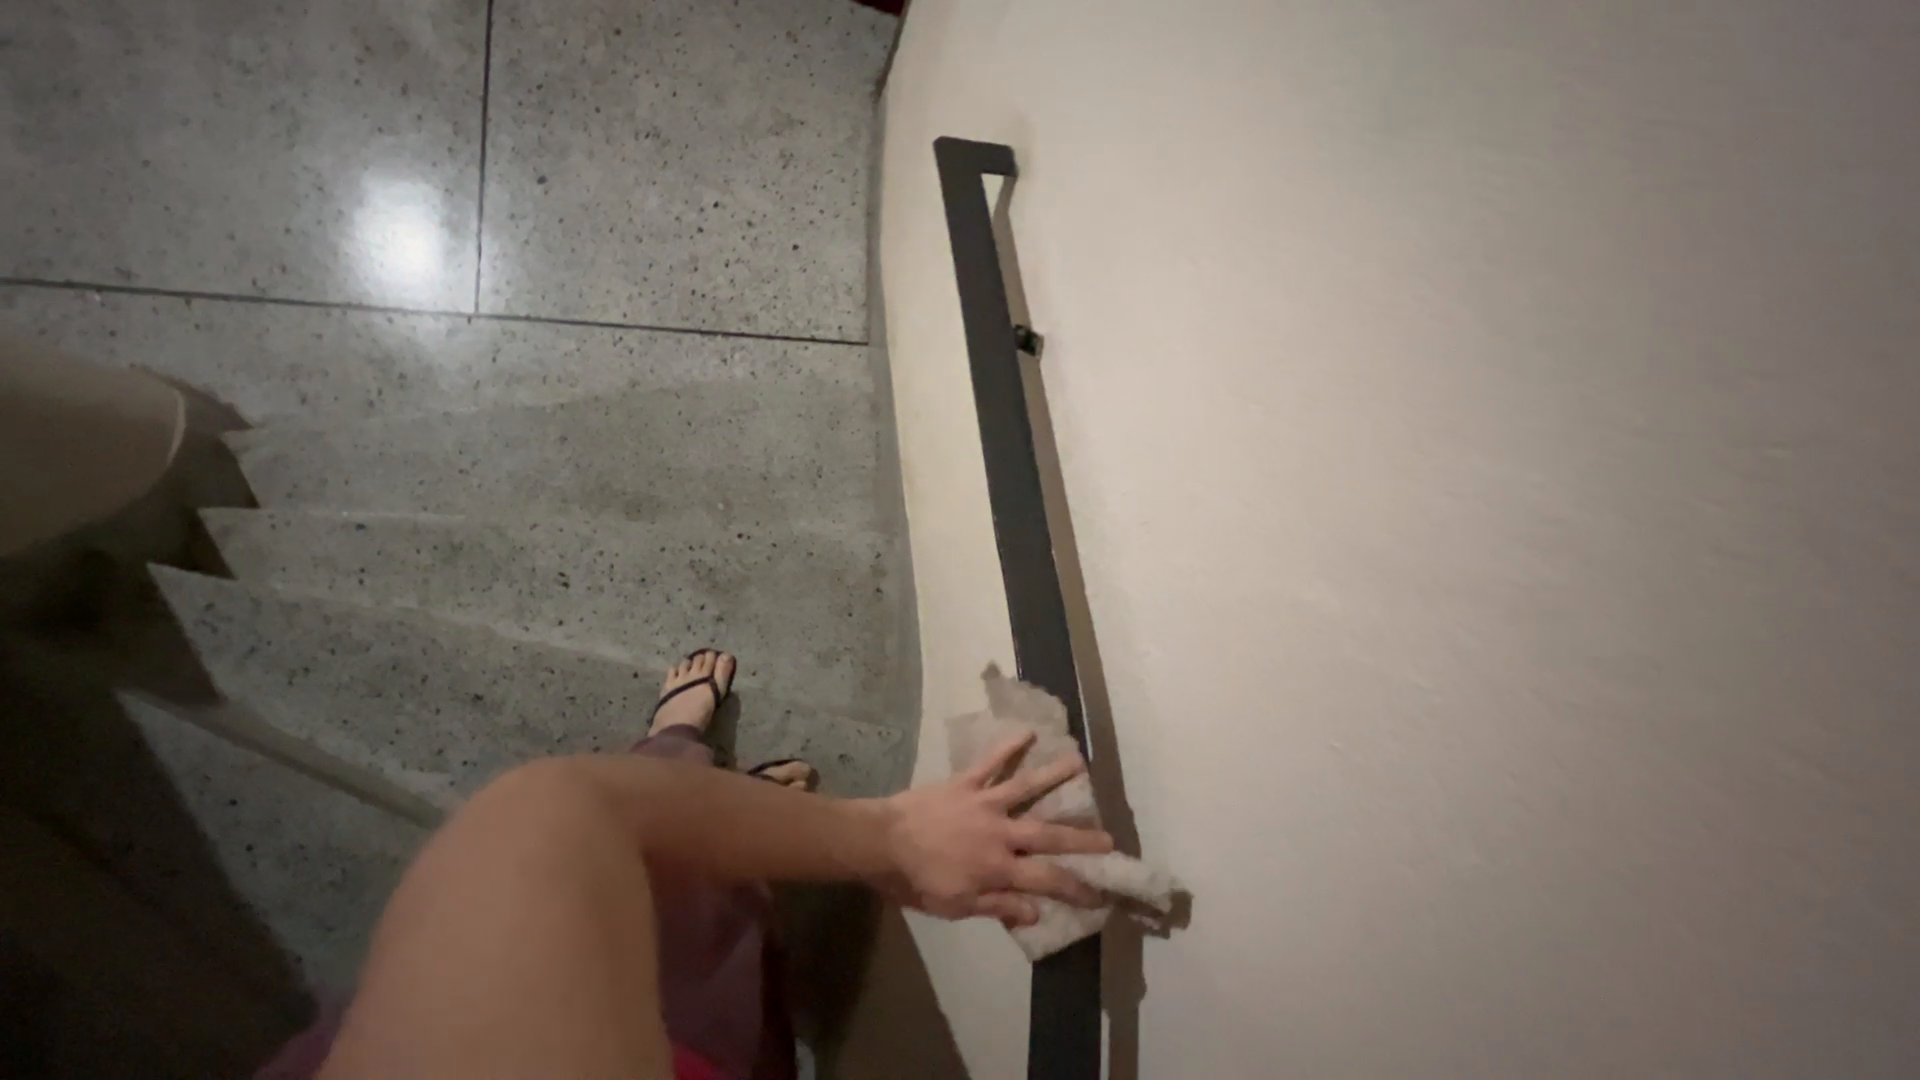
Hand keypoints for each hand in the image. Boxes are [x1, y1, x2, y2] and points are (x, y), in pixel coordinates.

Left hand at [870, 731, 1114, 925]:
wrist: (881, 844)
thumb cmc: (917, 881)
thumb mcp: (956, 906)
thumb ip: (998, 906)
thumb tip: (1037, 911)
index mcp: (998, 868)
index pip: (1048, 880)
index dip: (1077, 888)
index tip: (1101, 893)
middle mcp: (999, 833)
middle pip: (1048, 835)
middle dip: (1081, 837)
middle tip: (1109, 837)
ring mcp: (984, 804)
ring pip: (1026, 788)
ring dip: (1054, 775)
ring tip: (1080, 763)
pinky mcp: (965, 783)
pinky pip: (990, 762)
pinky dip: (1008, 746)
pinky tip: (1027, 730)